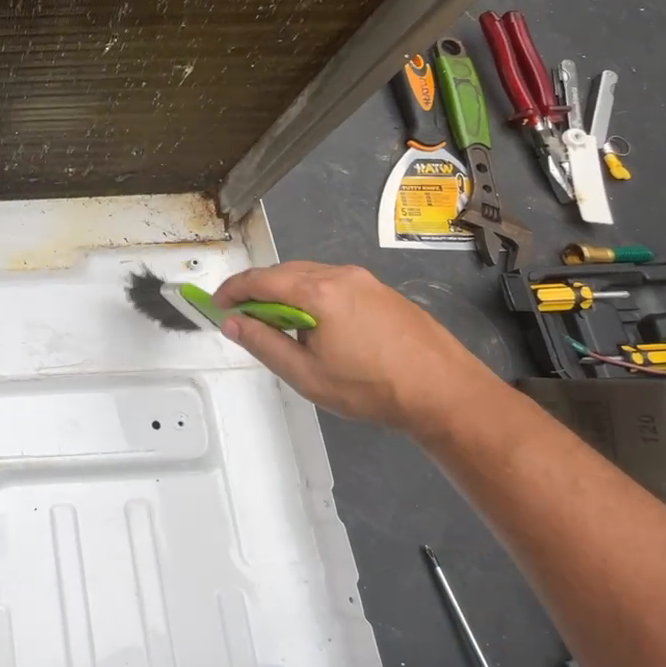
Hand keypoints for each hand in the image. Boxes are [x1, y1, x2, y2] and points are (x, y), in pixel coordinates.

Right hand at [212, 262, 499, 435]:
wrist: (448, 394)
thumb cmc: (370, 388)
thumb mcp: (306, 374)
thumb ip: (263, 343)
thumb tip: (231, 322)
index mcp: (317, 291)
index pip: (260, 279)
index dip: (233, 290)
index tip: (218, 306)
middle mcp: (340, 275)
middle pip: (285, 272)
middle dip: (259, 291)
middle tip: (246, 319)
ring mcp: (367, 281)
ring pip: (311, 276)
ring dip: (287, 294)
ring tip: (284, 327)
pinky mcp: (385, 293)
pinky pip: (335, 284)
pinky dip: (314, 297)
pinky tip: (322, 328)